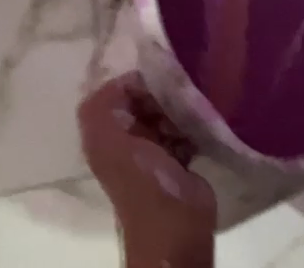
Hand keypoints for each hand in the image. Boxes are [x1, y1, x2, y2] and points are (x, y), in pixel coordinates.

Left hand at [78, 73, 216, 253]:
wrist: (177, 227)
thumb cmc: (143, 182)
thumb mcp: (110, 144)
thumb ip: (101, 109)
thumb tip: (122, 77)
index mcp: (104, 137)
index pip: (113, 93)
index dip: (132, 81)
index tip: (157, 75)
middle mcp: (125, 143)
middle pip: (140, 102)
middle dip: (159, 92)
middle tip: (179, 89)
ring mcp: (153, 153)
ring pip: (164, 114)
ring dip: (178, 106)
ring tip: (193, 103)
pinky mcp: (178, 161)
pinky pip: (183, 130)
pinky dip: (192, 123)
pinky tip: (202, 120)